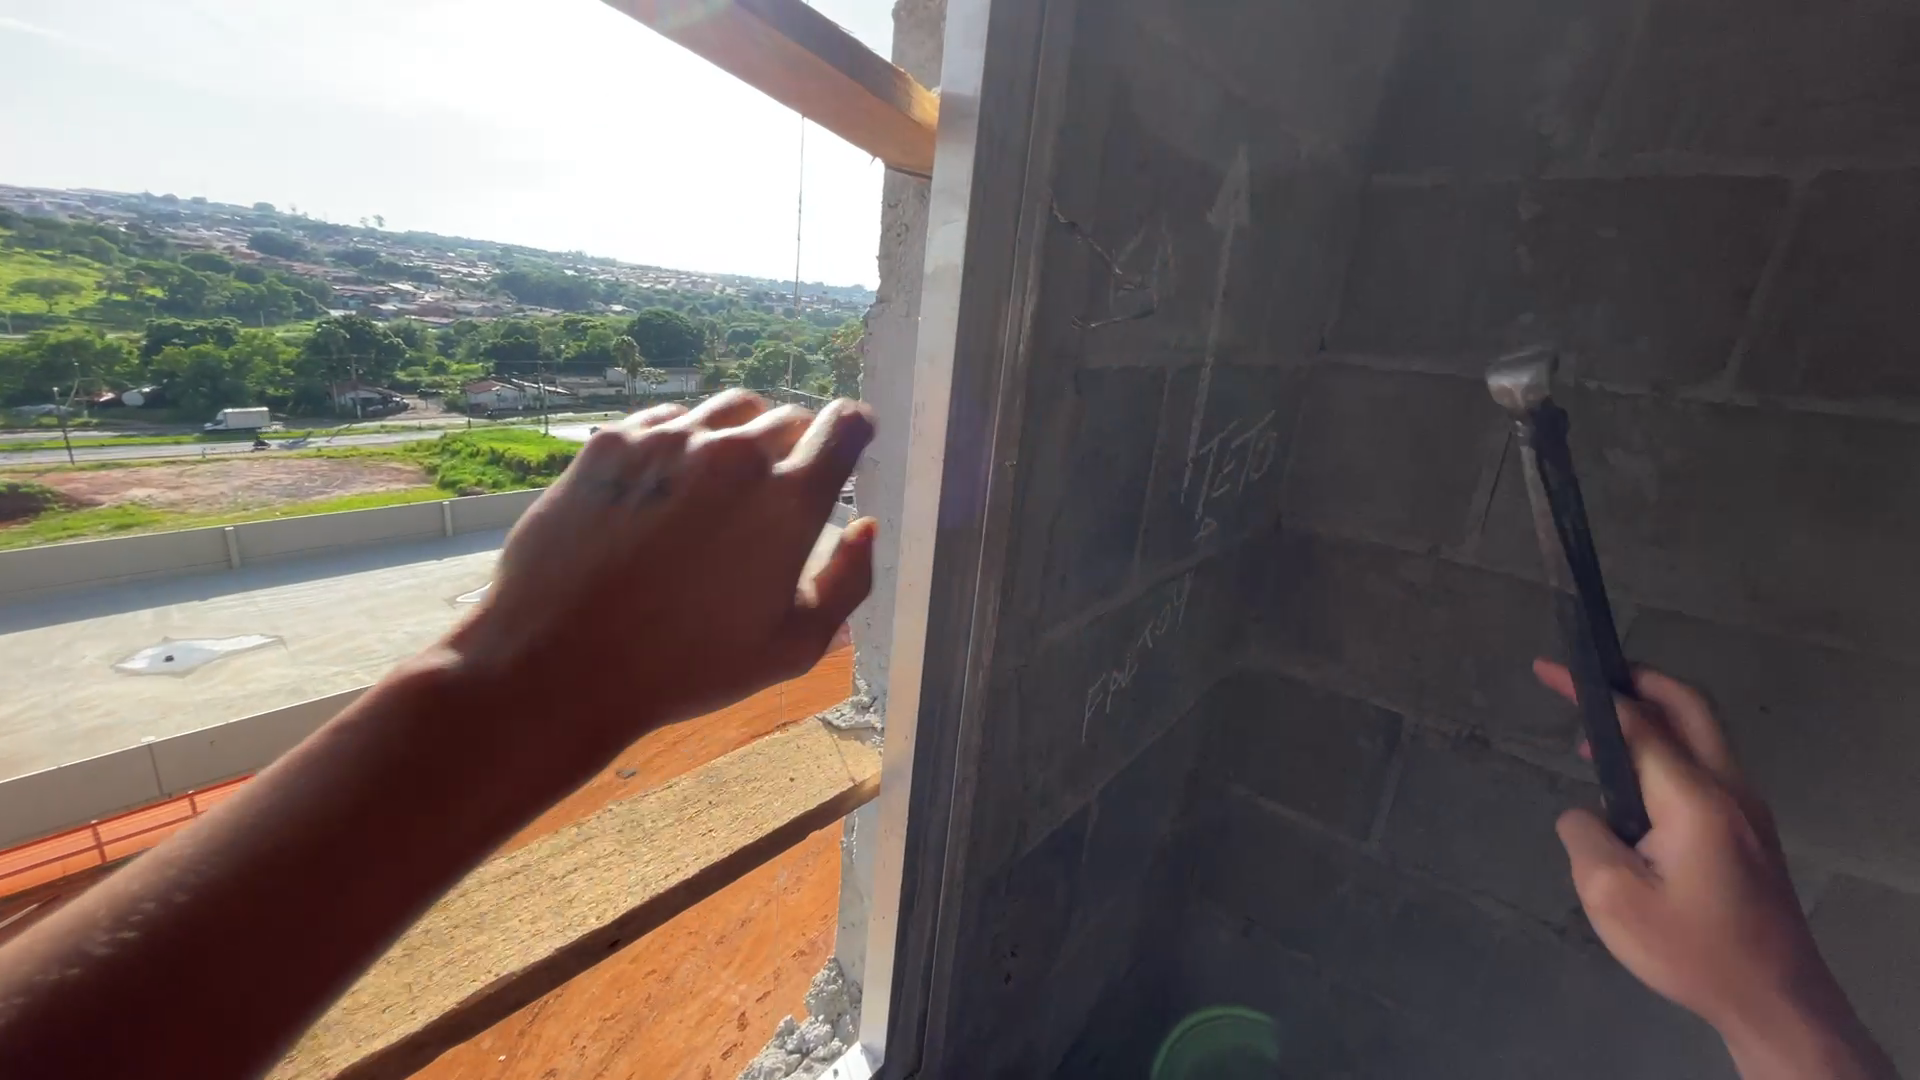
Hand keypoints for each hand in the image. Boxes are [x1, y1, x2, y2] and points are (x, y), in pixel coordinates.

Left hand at [451, 392, 876, 748]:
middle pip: (788, 417)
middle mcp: (734, 454)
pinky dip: (688, 438)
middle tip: (781, 485)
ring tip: (729, 475)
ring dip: (745, 432)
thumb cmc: (690, 665)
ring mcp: (668, 440)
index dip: (855, 429)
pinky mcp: (612, 442)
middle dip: (799, 444)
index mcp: (788, 500)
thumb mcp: (796, 644)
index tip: (851, 440)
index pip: (844, 426)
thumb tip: (866, 527)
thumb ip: (850, 580)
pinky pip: (671, 418)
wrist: (559, 665)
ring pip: (731, 407)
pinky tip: (673, 481)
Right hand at [1537, 660, 1894, 1078]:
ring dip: (1648, 711)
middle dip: (1635, 677)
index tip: (1551, 669)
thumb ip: (1583, 832)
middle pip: (1689, 707)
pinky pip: (1701, 763)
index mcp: (1694, 801)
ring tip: (1591, 725)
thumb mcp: (1608, 893)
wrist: (1777, 1004)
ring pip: (1700, 733)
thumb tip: (1589, 812)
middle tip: (1585, 669)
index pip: (1638, 723)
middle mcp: (1728, 793)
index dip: (1590, 690)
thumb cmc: (1690, 948)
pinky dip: (1661, 743)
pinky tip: (1624, 775)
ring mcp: (1745, 812)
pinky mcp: (1745, 832)